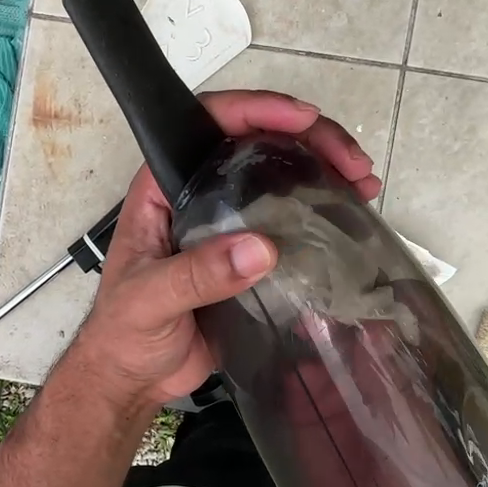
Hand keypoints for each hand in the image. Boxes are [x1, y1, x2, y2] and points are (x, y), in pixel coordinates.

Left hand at [66, 90, 382, 414]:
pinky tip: (351, 214)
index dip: (255, 109)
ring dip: (323, 169)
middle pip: (255, 143)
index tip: (302, 118)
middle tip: (352, 160)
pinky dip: (321, 211)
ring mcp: (227, 224)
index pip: (207, 125)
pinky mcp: (249, 255)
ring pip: (278, 176)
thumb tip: (260, 249)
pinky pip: (290, 219)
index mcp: (163, 189)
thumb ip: (196, 275)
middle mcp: (198, 196)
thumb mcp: (150, 299)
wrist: (135, 377)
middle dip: (308, 139)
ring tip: (363, 181)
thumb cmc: (124, 332)